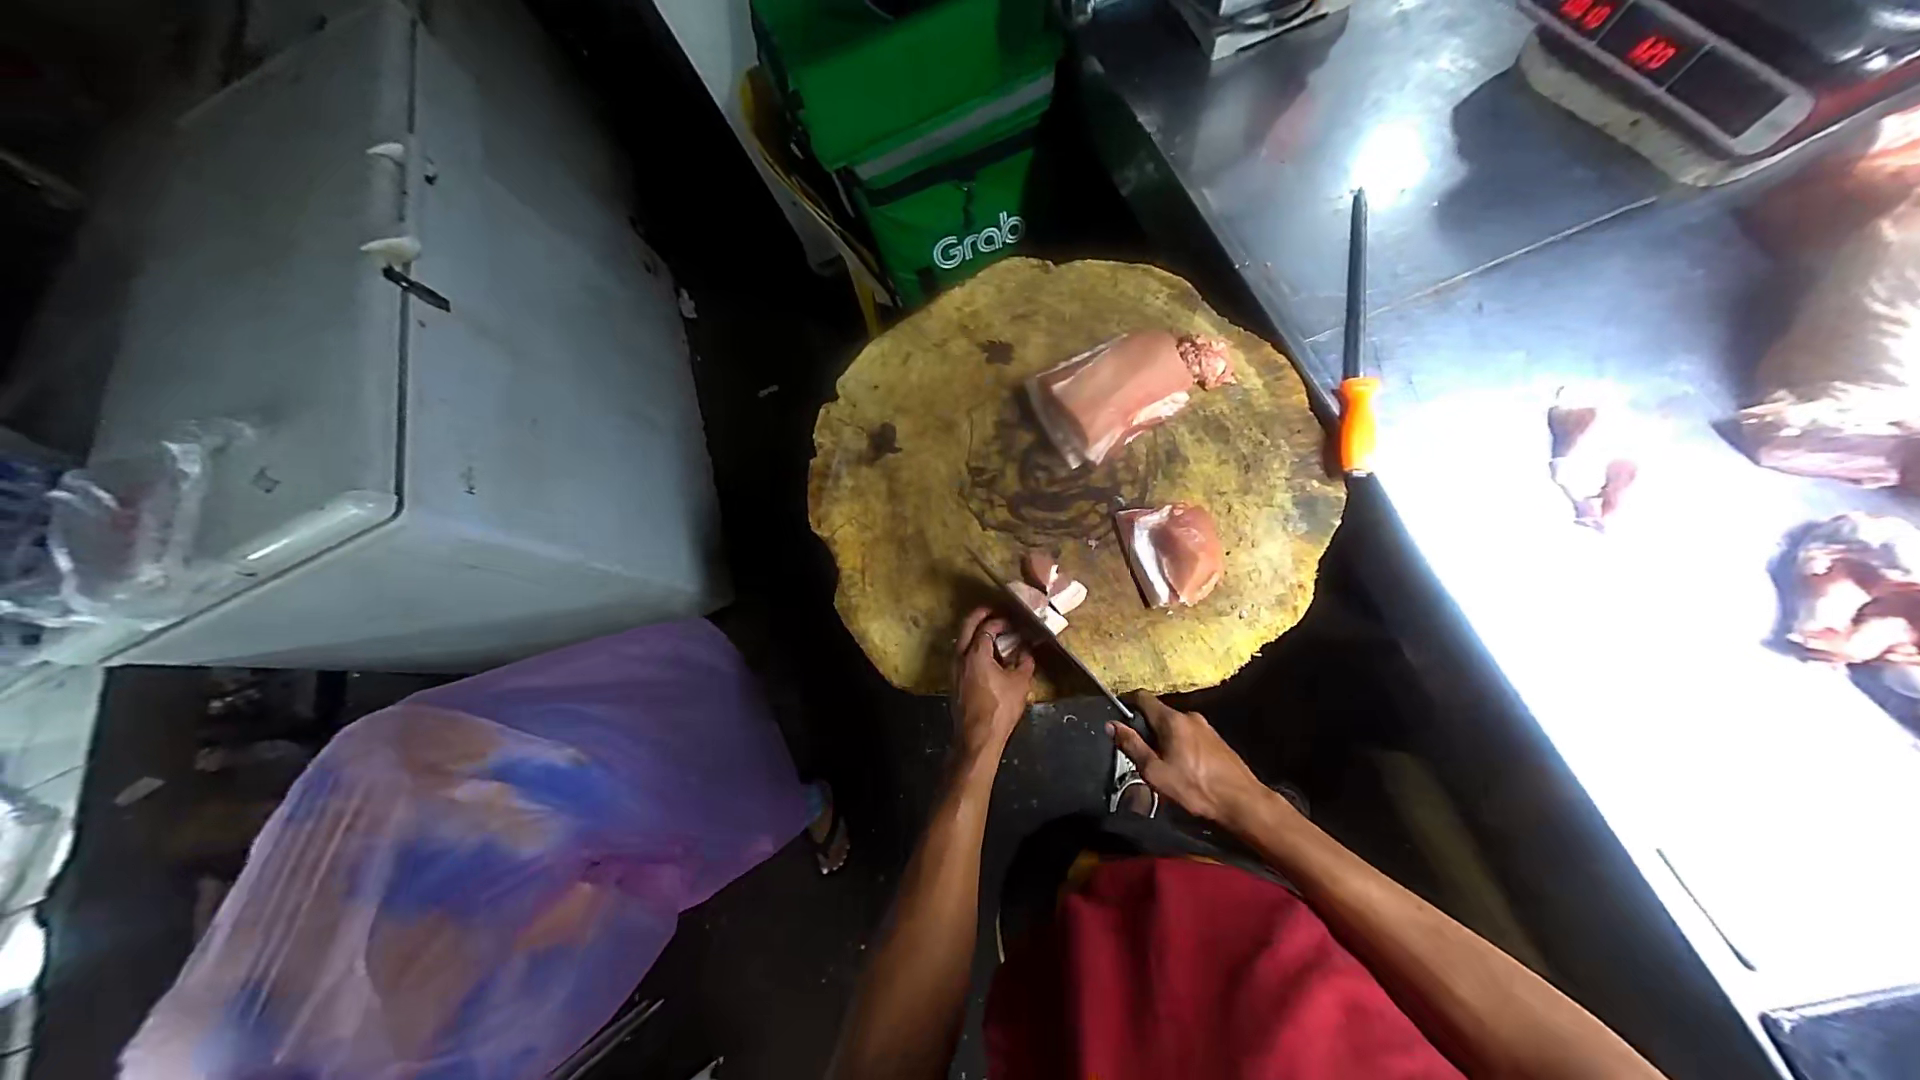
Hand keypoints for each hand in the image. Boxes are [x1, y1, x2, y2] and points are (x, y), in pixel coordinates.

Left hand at [950, 607, 1033, 764]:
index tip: (1013, 620)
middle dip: (980, 615)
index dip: (1001, 620)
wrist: (977, 737)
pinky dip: (973, 647)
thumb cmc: (1000, 709)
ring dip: (975, 632)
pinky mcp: (955, 681)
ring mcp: (954, 669)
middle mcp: (960, 656)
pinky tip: (987, 656)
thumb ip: (1024, 663)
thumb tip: (1027, 652)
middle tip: (993, 610)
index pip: (987, 626)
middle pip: (967, 626)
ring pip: (961, 640)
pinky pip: (962, 655)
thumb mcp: (1020, 683)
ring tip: (992, 632)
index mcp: (976, 652)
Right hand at [1109, 692, 1270, 826]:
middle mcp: (1189, 716)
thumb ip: (1132, 746)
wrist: (1242, 803)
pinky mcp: (1217, 740)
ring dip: (1163, 739)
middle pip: (1158, 714)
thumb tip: (1112, 725)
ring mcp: (1206, 727)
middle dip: (1146, 729)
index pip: (1142, 697)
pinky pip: (1189, 735)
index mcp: (1172, 719)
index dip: (1126, 702)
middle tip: (1139, 753)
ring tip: (1161, 764)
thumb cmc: (1195, 788)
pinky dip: (1179, 745)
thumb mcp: (1155, 771)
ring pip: (1174, 726)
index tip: (1116, 715)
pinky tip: (1182, 767)